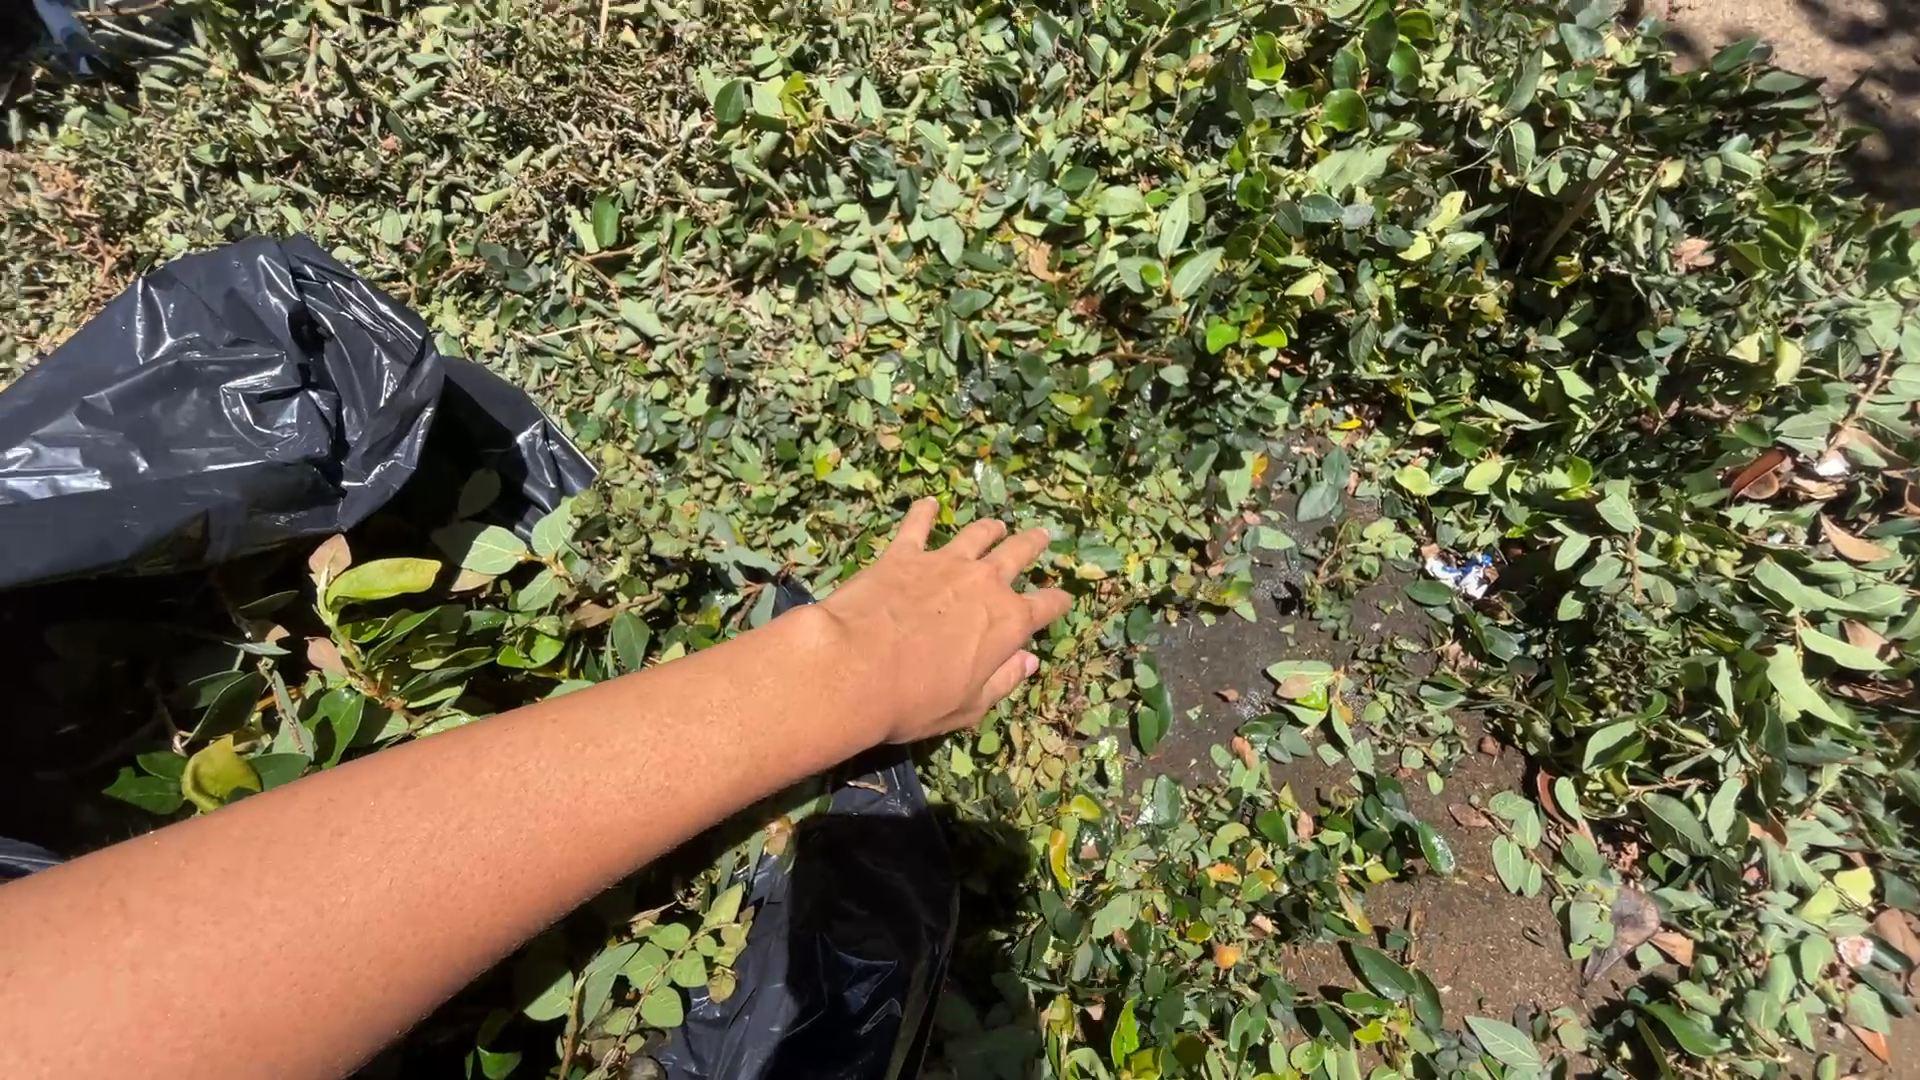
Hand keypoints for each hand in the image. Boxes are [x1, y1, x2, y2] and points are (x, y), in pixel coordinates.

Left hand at [815, 498, 1072, 743]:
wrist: (853, 669)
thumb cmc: (915, 700)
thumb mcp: (969, 706)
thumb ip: (1003, 680)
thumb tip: (1029, 660)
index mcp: (1008, 623)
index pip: (1046, 606)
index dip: (1057, 602)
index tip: (1063, 598)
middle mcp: (984, 583)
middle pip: (1017, 554)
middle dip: (1032, 545)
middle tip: (1041, 535)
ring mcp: (944, 562)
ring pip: (976, 535)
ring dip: (990, 529)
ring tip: (997, 524)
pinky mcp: (903, 554)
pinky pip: (918, 525)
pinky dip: (925, 512)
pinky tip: (928, 503)